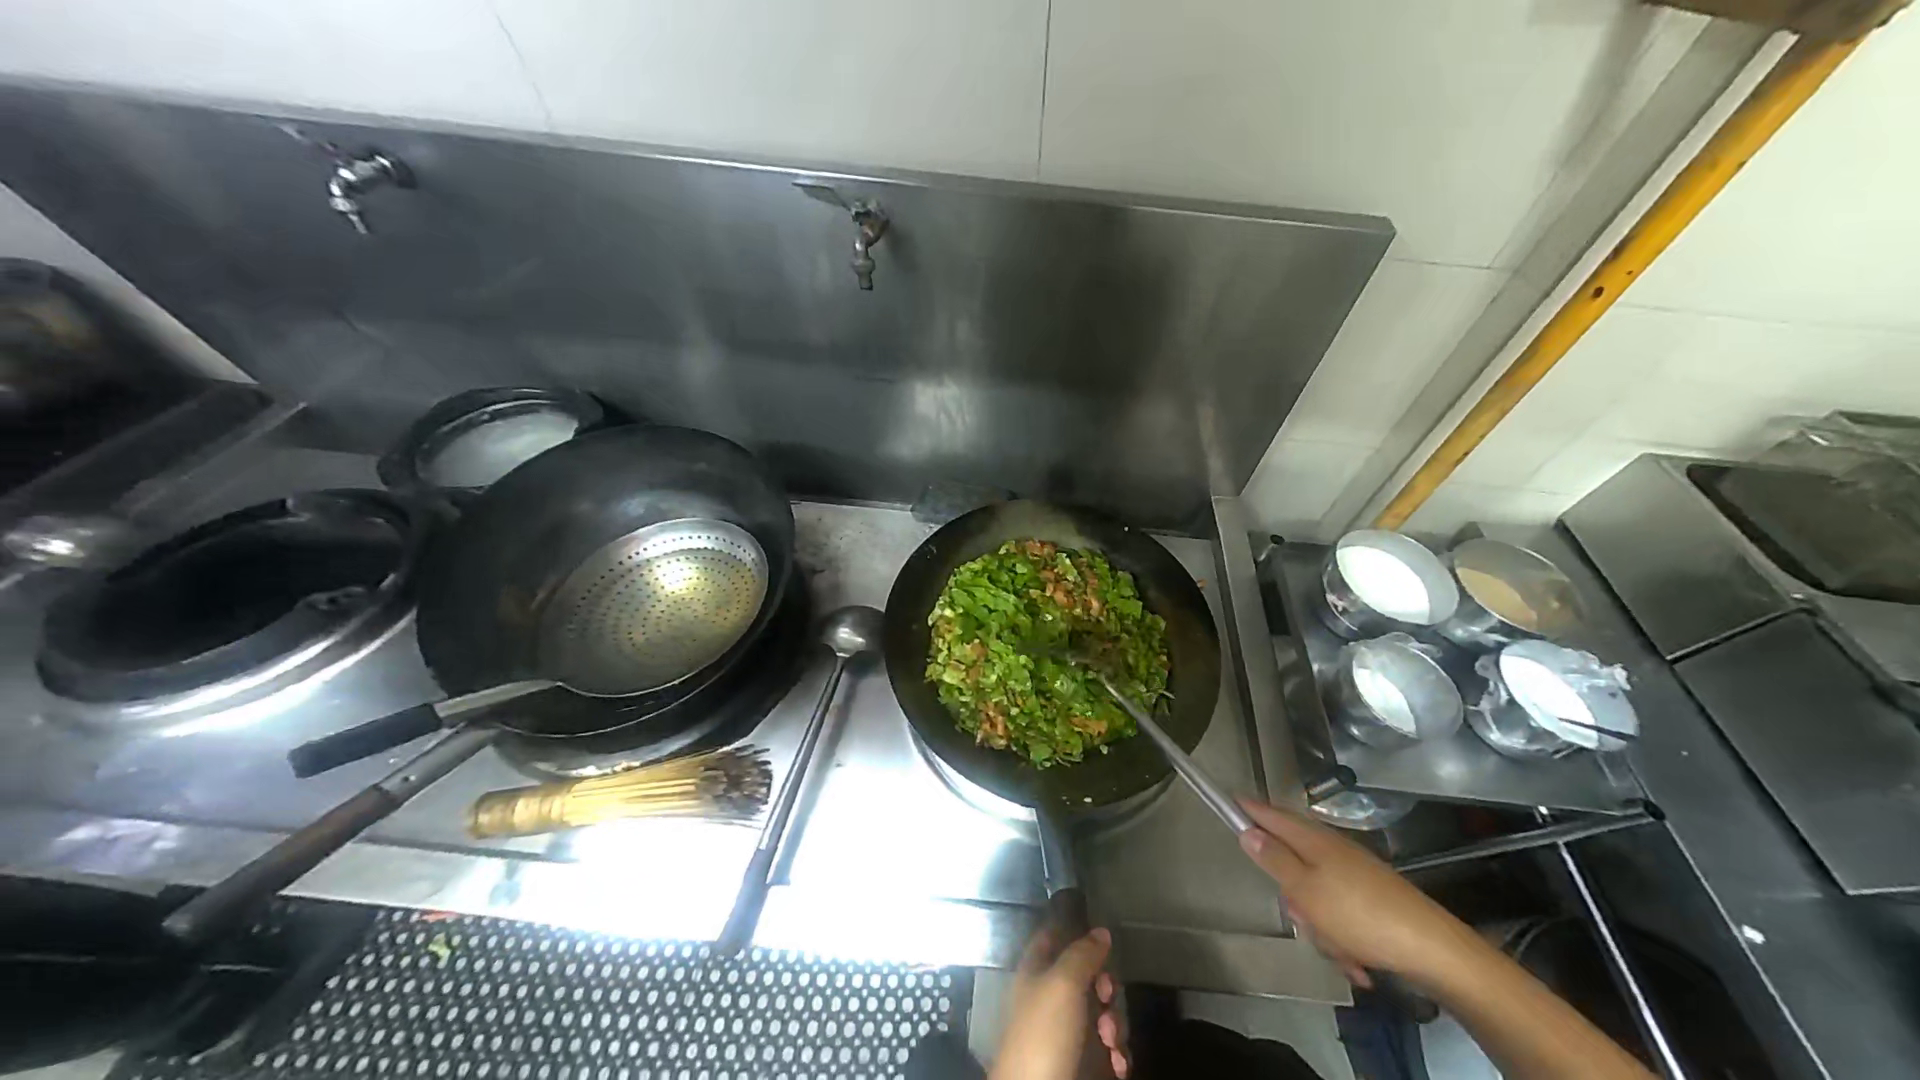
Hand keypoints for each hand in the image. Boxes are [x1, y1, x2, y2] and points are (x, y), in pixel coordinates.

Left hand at [989, 923, 1127, 1079]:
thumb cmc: (1044, 1033)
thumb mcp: (1063, 983)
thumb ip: (1082, 954)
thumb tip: (1101, 931)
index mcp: (1036, 971)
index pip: (1052, 937)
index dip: (1075, 932)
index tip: (1101, 939)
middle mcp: (1050, 997)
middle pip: (1086, 978)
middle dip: (1106, 987)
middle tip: (1108, 997)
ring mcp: (1065, 1032)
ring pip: (1101, 1014)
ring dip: (1115, 1025)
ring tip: (1111, 1041)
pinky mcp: (1081, 1063)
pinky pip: (1108, 1049)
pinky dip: (1117, 1053)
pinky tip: (1118, 1063)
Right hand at [1237, 797, 1479, 989]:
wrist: (1434, 951)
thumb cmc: (1359, 916)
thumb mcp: (1305, 891)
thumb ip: (1274, 859)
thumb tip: (1247, 829)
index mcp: (1314, 841)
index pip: (1272, 815)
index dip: (1250, 809)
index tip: (1229, 800)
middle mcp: (1334, 850)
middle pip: (1293, 862)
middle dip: (1293, 895)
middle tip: (1303, 917)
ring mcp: (1356, 874)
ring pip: (1317, 895)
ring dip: (1322, 926)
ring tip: (1339, 949)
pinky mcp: (1374, 899)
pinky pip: (1342, 915)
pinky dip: (1344, 938)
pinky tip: (1357, 961)